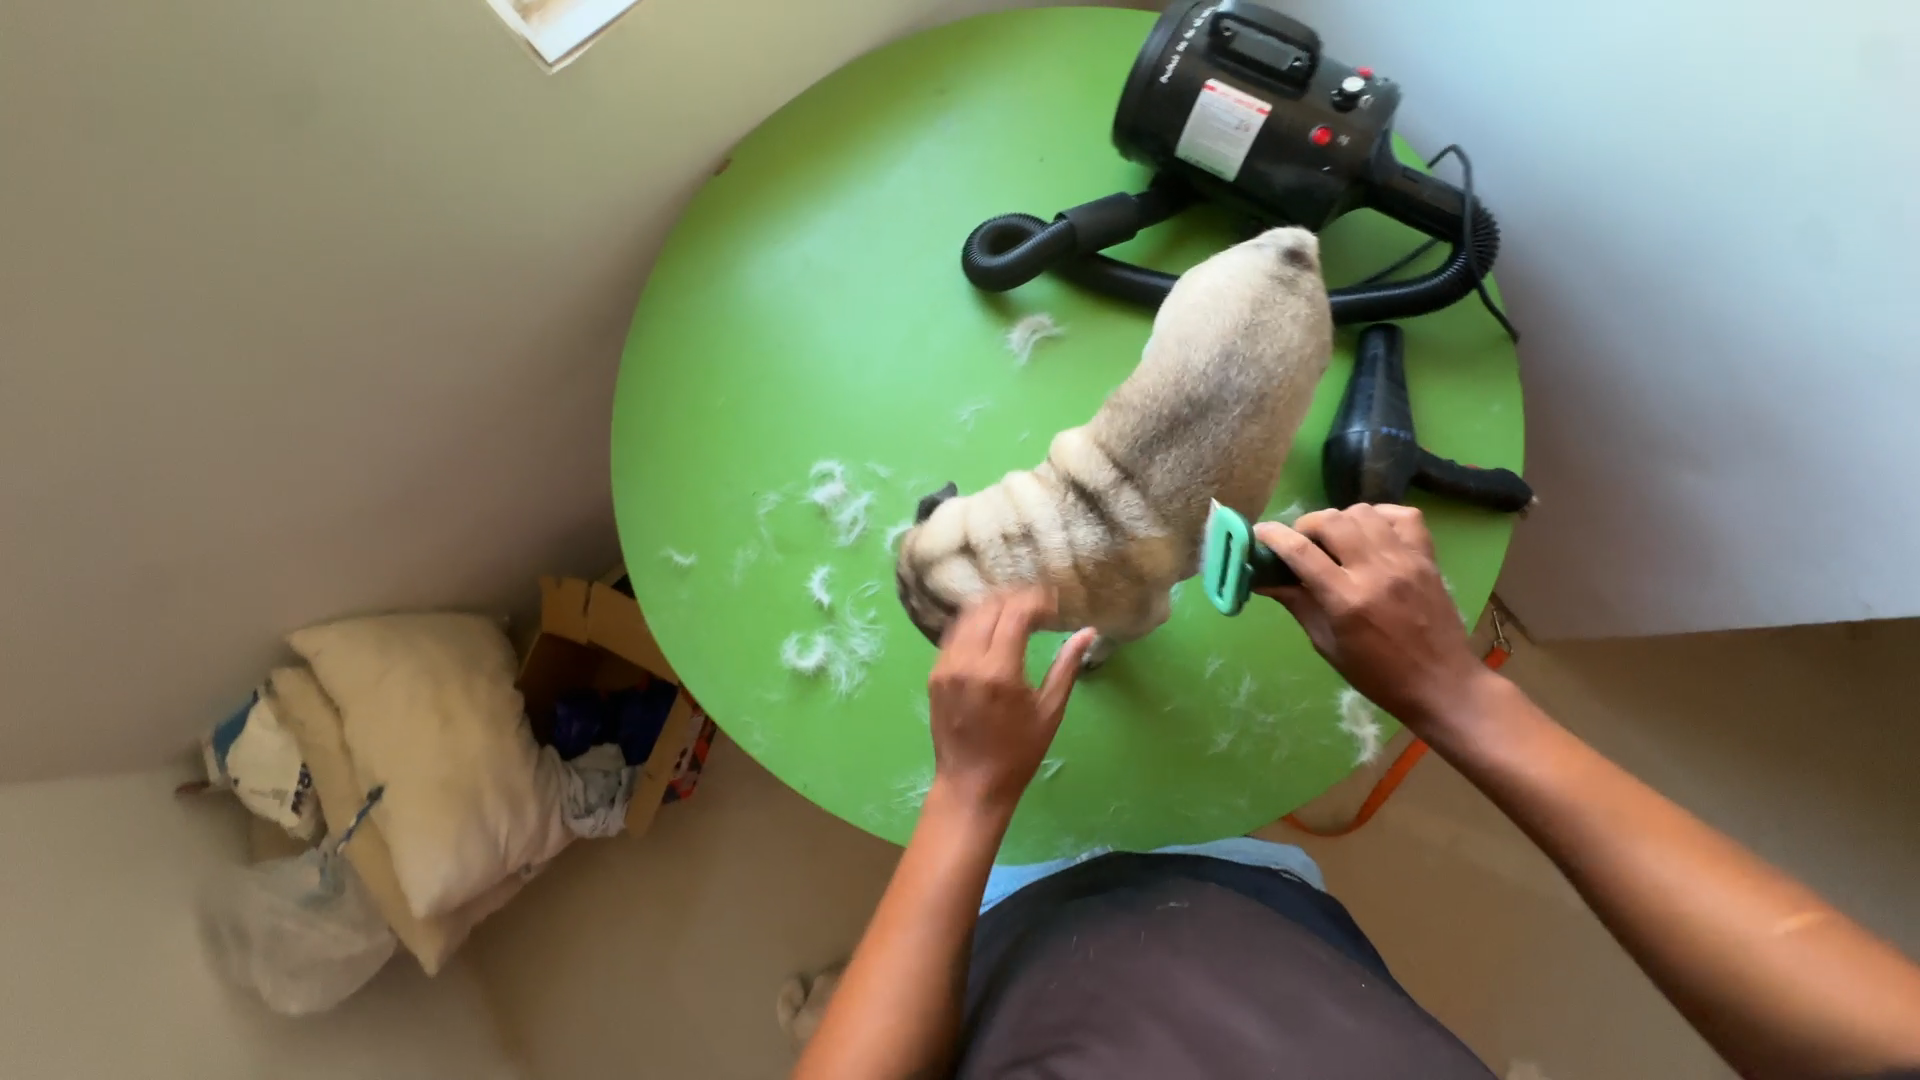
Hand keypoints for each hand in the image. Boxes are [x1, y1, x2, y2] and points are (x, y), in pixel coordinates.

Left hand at [927, 590, 1095, 820]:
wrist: (971, 784)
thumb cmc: (1018, 753)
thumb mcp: (1049, 711)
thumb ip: (1067, 666)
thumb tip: (1088, 632)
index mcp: (999, 672)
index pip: (1015, 614)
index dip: (1037, 602)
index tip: (1054, 607)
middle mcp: (967, 662)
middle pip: (989, 608)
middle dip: (1016, 599)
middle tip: (1039, 605)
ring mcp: (946, 666)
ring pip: (967, 616)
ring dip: (993, 606)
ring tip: (1017, 612)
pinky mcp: (935, 674)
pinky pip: (953, 635)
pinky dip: (974, 623)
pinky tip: (991, 629)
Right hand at [1255, 505, 1492, 730]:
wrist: (1442, 684)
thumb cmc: (1377, 674)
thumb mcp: (1326, 643)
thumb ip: (1296, 603)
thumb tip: (1262, 579)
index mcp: (1346, 600)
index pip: (1300, 552)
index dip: (1273, 536)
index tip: (1259, 532)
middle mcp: (1376, 572)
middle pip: (1331, 521)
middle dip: (1305, 525)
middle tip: (1299, 542)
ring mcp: (1405, 561)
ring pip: (1363, 513)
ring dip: (1339, 519)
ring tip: (1333, 539)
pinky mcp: (1427, 558)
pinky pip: (1403, 516)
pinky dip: (1380, 516)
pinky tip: (1370, 532)